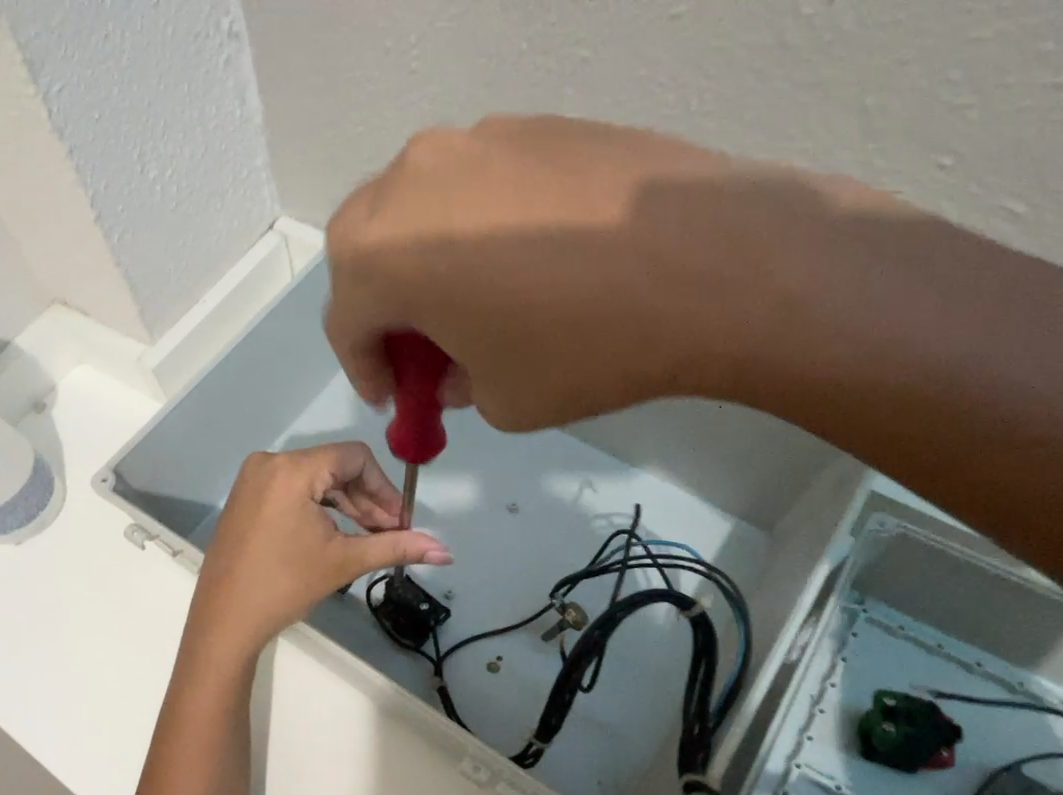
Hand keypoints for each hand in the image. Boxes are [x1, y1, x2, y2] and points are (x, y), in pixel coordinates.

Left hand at [188, 442, 449, 654]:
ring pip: (316, 480)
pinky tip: (336, 535)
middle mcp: (270, 463)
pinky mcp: (246, 497)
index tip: (401, 523)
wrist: (226, 619)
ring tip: (368, 539)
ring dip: (346, 505)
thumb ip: (396, 547)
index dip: (384, 488)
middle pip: (335, 467)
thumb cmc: (285, 586)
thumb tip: (446, 553)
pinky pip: (294, 490)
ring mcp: (254, 480)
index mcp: (292, 469)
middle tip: (390, 535)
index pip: (355, 458)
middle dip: (367, 500)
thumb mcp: (345, 561)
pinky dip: (320, 508)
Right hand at [324, 114, 883, 430]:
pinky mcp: (532, 125)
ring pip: (419, 208)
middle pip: (367, 249)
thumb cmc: (586, 346)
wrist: (716, 262)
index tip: (395, 397)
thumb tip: (452, 366)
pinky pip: (477, 185)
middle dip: (384, 306)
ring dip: (428, 261)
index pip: (346, 319)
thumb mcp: (502, 401)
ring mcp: (474, 141)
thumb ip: (454, 385)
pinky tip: (530, 262)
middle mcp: (411, 180)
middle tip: (424, 348)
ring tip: (479, 303)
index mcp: (384, 253)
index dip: (364, 368)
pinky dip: (478, 228)